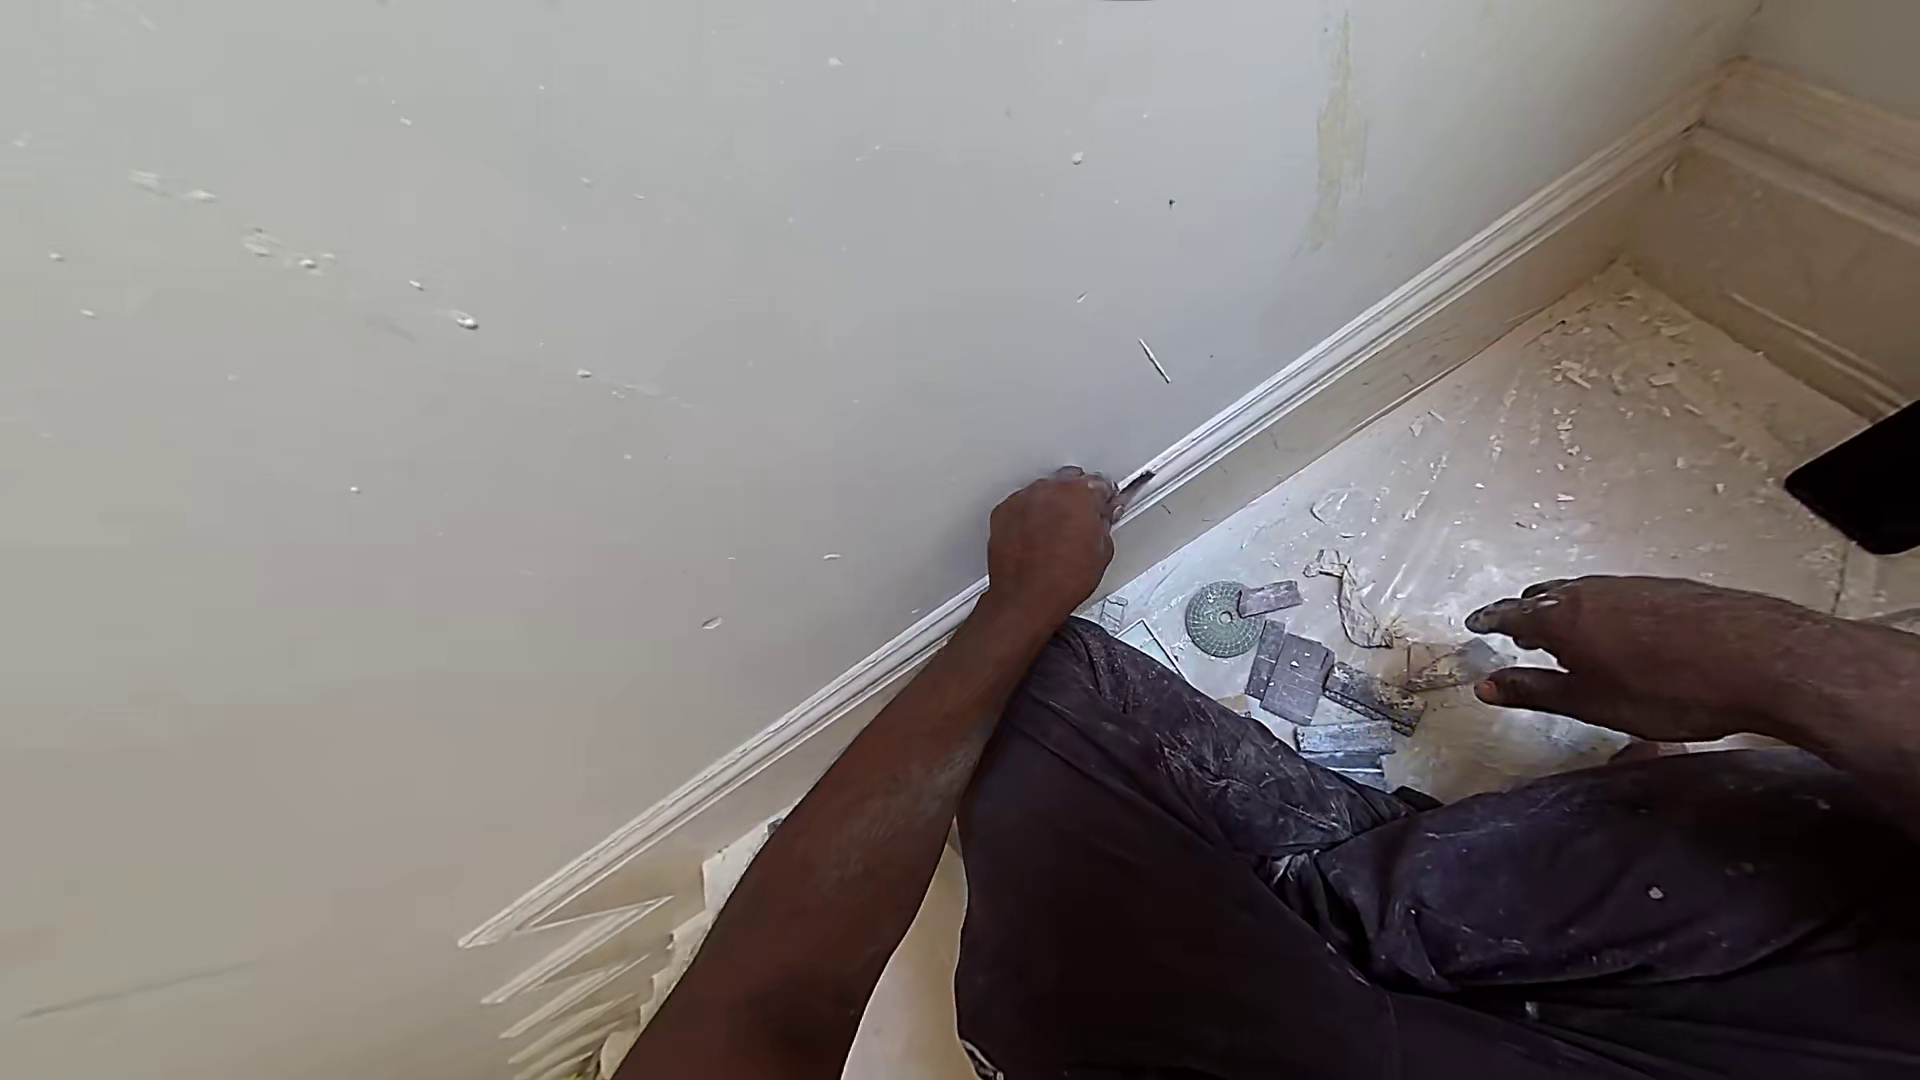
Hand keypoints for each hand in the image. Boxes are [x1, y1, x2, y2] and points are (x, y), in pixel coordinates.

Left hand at [979, 467, 1117, 631]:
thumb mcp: (1102, 552)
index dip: (1104, 498)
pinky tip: (1035, 538)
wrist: (1026, 599)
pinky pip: (1021, 506)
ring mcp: (1023, 499)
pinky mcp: (1003, 512)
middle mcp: (1048, 490)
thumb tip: (1102, 519)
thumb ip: (1104, 524)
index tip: (1104, 506)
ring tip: (1055, 535)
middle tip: (1080, 523)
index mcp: (1079, 494)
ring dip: (1050, 506)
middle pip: (1068, 482)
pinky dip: (1028, 516)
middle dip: (1076, 499)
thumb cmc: (1061, 581)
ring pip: (1043, 493)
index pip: (1099, 483)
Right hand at [1464, 576, 1832, 742]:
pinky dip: (1608, 608)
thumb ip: (1533, 691)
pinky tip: (1630, 629)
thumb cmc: (1668, 690)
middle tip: (1523, 633)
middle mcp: (1586, 593)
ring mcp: (1632, 586)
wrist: (1778, 664)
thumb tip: (1482, 687)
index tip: (1475, 623)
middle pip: (1541, 596)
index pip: (1506, 614)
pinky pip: (1623, 593)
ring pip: (1582, 592)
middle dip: (1525, 612)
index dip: (1487, 620)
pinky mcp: (1674, 588)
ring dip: (1567, 609)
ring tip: (1575, 631)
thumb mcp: (1591, 702)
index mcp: (1557, 619)